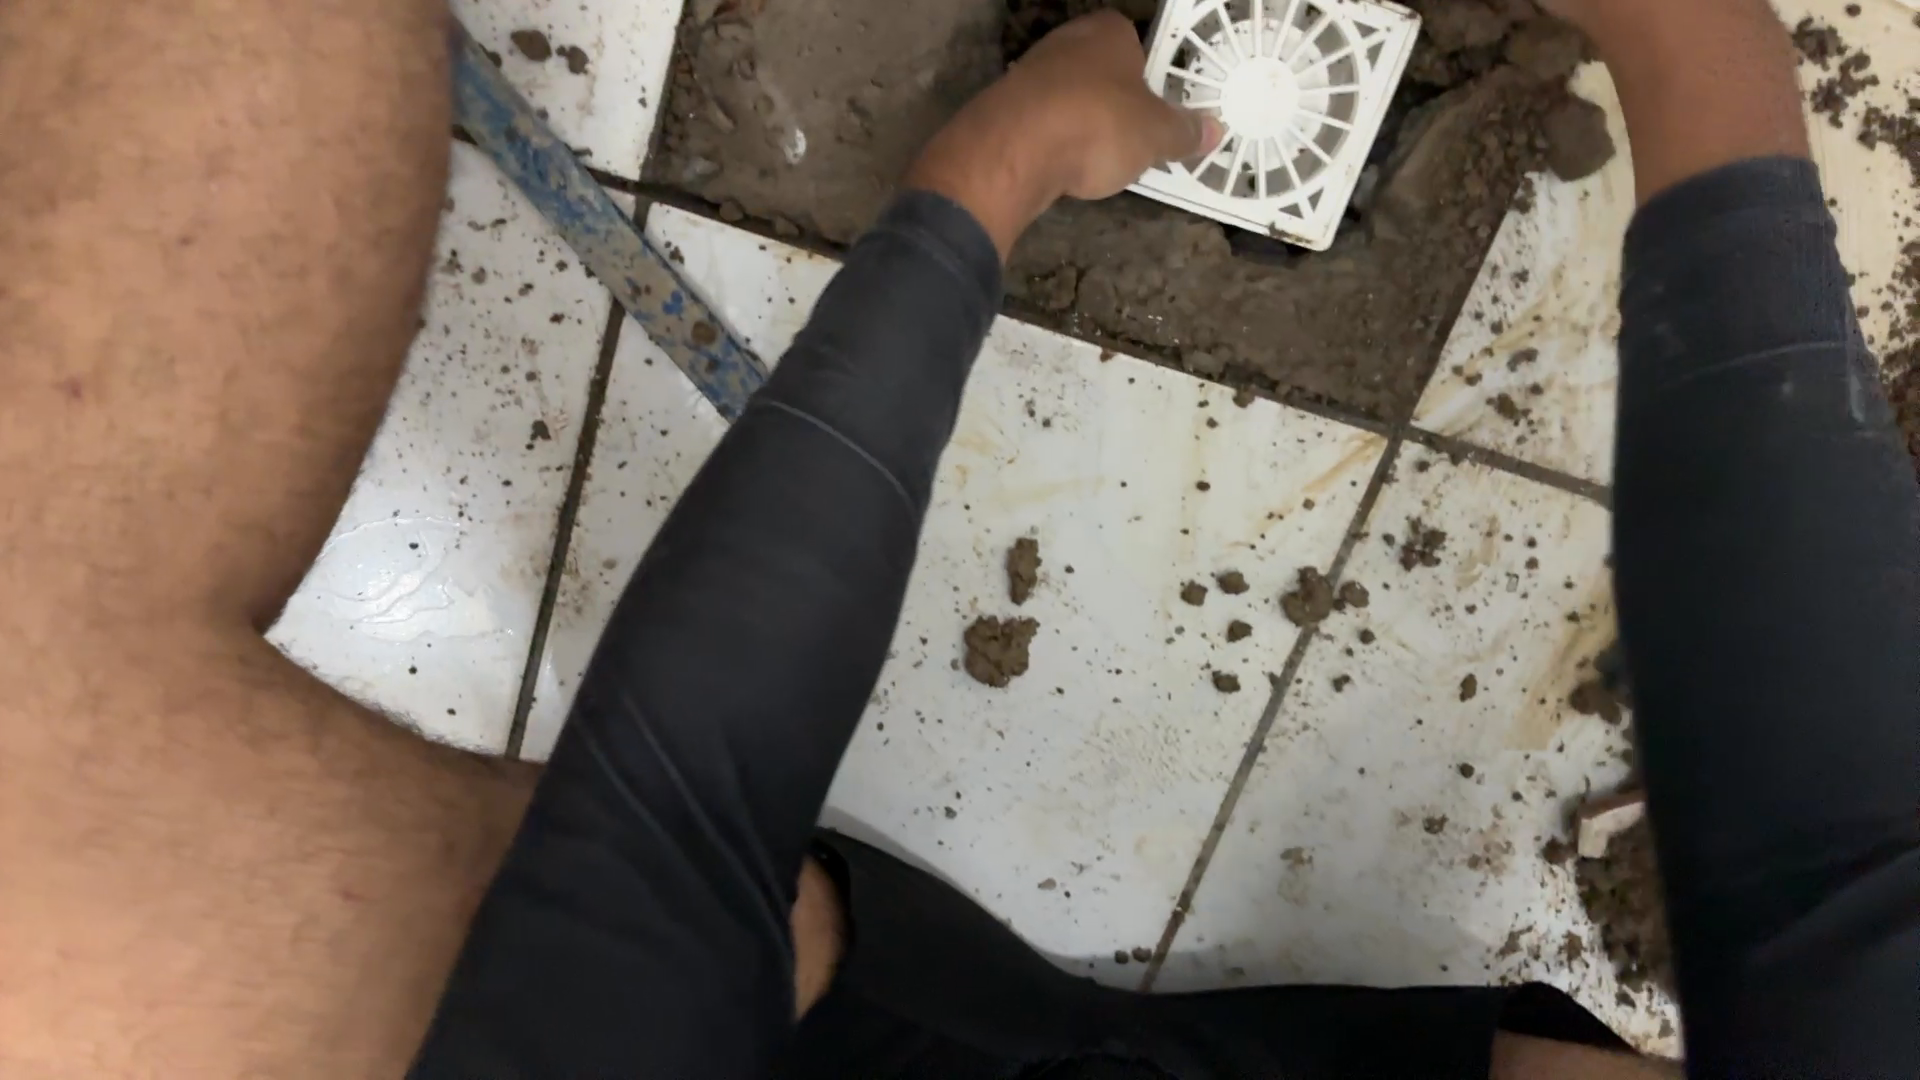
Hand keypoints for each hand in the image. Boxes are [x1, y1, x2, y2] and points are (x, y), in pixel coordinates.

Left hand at [904, 11, 1222, 258]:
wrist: (1018, 148)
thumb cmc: (1098, 126)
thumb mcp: (1155, 135)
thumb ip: (1183, 133)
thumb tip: (1213, 131)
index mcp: (1110, 31)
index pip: (1137, 50)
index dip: (1146, 85)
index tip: (1151, 119)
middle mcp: (1067, 41)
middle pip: (1099, 77)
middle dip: (1110, 109)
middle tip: (1124, 146)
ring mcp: (1030, 73)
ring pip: (1065, 101)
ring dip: (1076, 129)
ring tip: (1088, 164)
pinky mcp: (1004, 109)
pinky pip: (1038, 127)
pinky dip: (1049, 146)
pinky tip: (1055, 168)